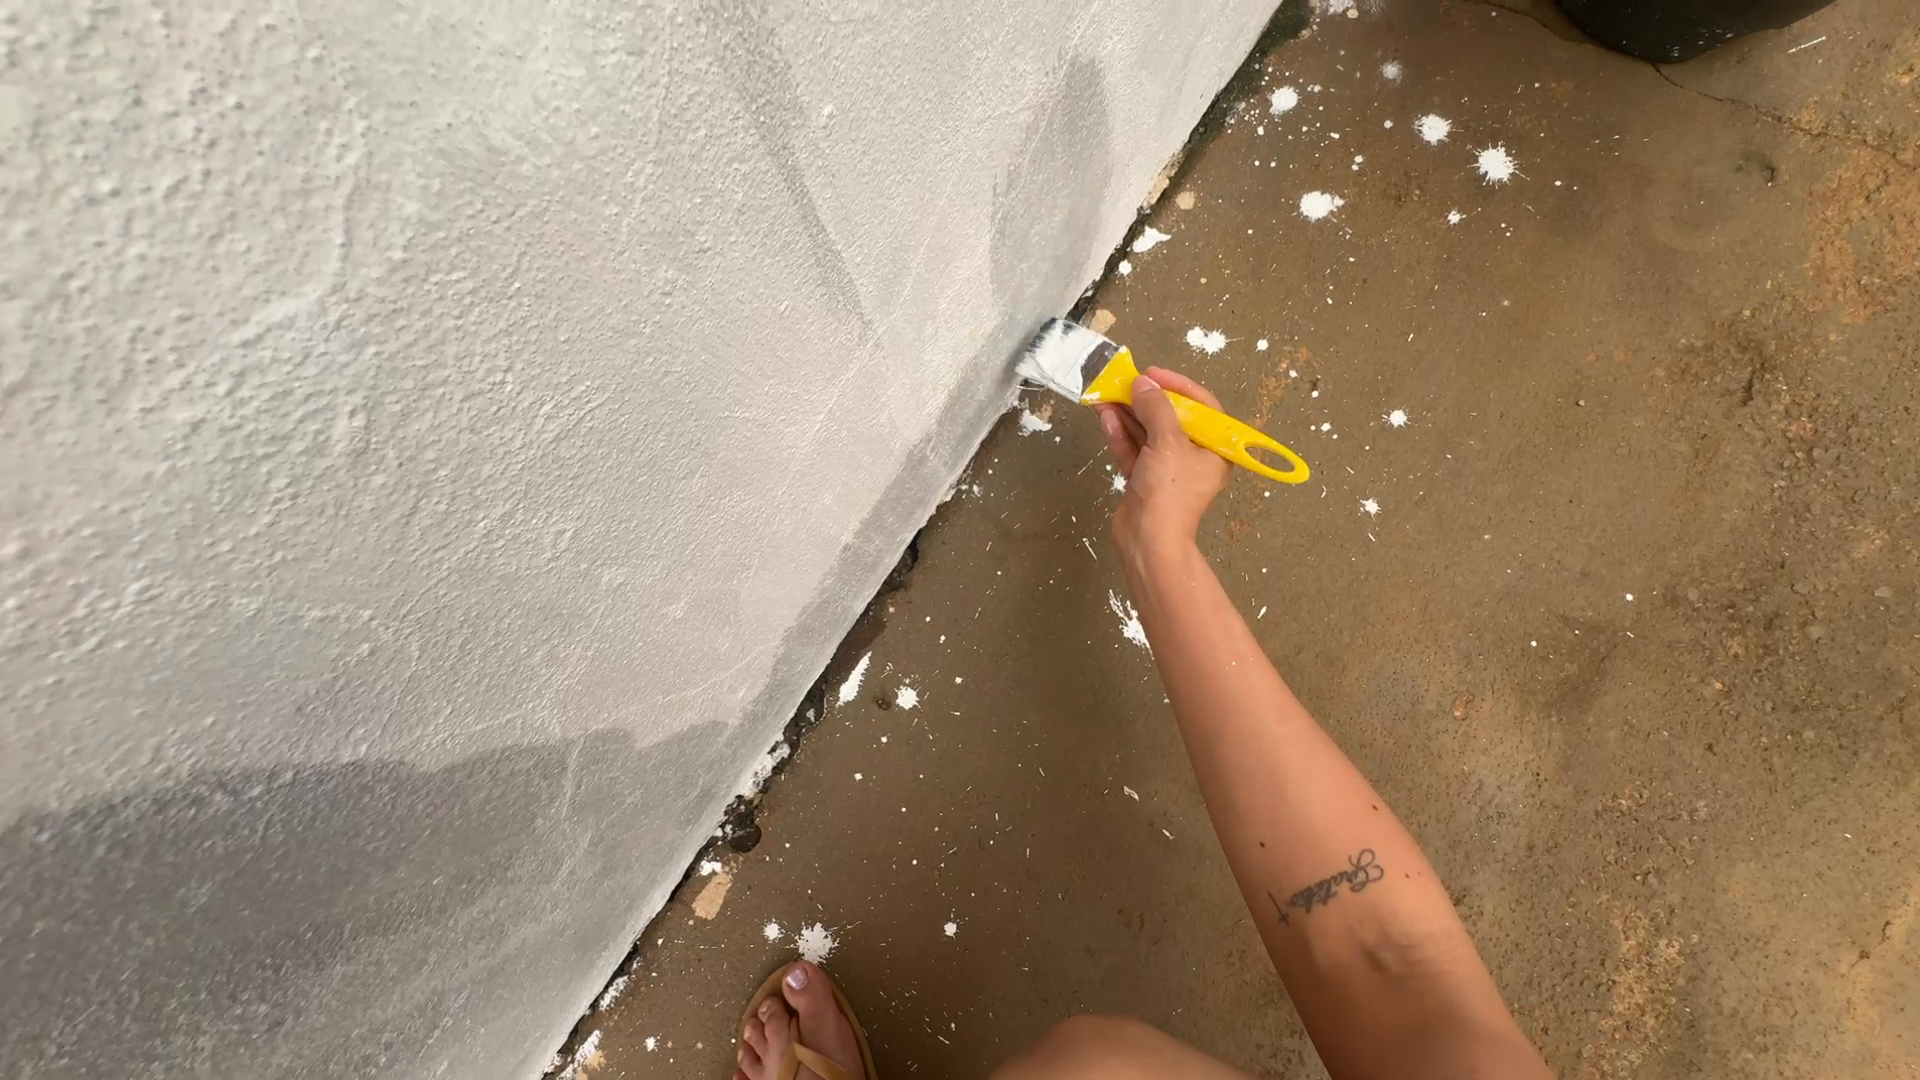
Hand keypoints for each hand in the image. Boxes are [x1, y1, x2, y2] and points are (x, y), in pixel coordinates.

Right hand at [1097, 367, 1230, 556]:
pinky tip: (1105, 417)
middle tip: (1123, 382)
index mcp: (1214, 448)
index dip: (1176, 386)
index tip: (1151, 373)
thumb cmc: (1169, 490)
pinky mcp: (1144, 481)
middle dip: (1145, 400)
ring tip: (1106, 395)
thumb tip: (1142, 383)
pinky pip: (1134, 451)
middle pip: (1170, 418)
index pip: (1201, 406)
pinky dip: (1120, 435)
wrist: (1148, 540)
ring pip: (1147, 433)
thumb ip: (1156, 408)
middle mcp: (1193, 457)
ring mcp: (1167, 470)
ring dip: (1126, 414)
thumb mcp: (1167, 442)